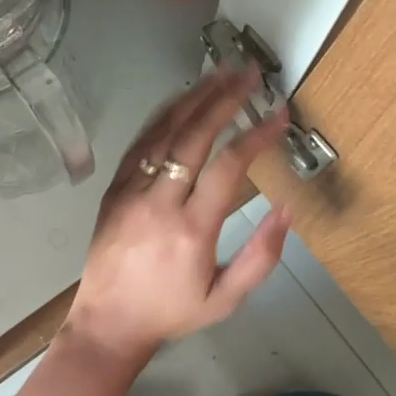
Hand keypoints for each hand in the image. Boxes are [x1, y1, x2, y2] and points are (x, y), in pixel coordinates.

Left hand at [64, 67, 292, 365]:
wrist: (108, 320)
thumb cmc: (172, 311)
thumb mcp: (226, 299)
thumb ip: (261, 257)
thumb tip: (287, 210)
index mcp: (192, 230)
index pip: (228, 167)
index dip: (256, 135)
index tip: (279, 115)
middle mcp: (159, 202)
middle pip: (194, 136)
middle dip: (225, 100)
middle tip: (250, 75)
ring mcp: (131, 190)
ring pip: (164, 132)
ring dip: (194, 98)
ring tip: (221, 74)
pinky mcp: (114, 187)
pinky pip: (140, 142)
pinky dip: (163, 116)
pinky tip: (183, 99)